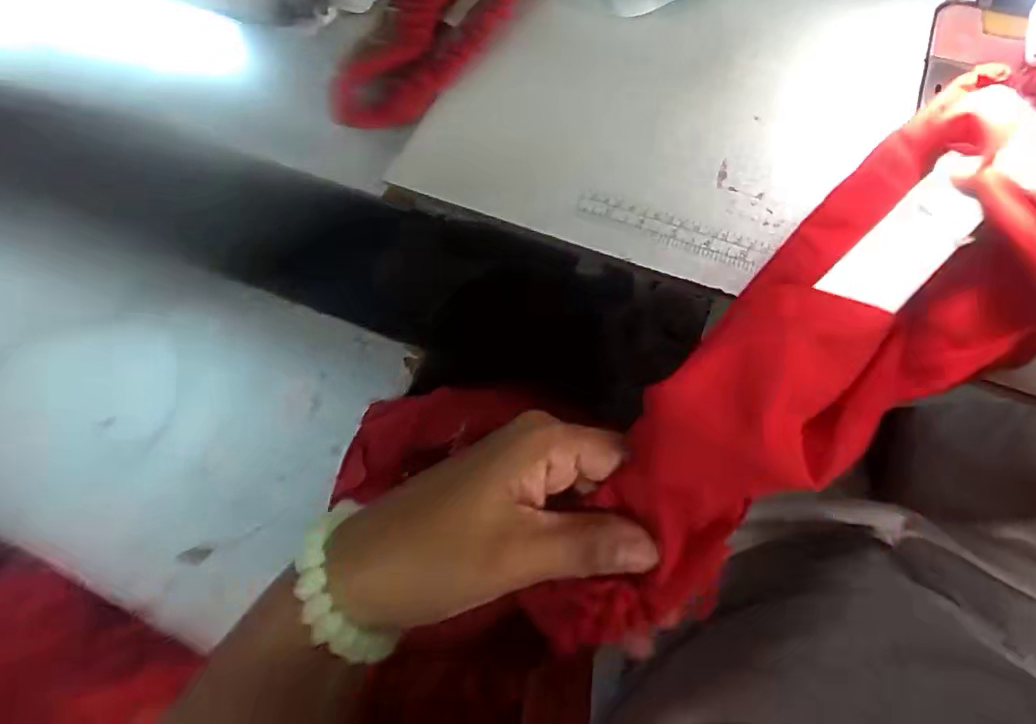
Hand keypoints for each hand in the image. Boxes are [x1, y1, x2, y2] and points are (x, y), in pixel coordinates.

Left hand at [323, 411, 658, 631]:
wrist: (352, 576)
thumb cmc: (435, 556)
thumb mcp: (516, 555)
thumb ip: (590, 545)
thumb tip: (656, 548)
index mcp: (548, 439)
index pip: (623, 457)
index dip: (653, 497)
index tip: (683, 542)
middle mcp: (546, 442)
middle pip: (611, 479)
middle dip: (638, 529)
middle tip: (667, 581)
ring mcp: (531, 467)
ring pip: (591, 500)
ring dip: (614, 543)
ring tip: (646, 595)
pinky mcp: (519, 493)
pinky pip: (566, 512)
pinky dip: (585, 545)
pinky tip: (607, 582)